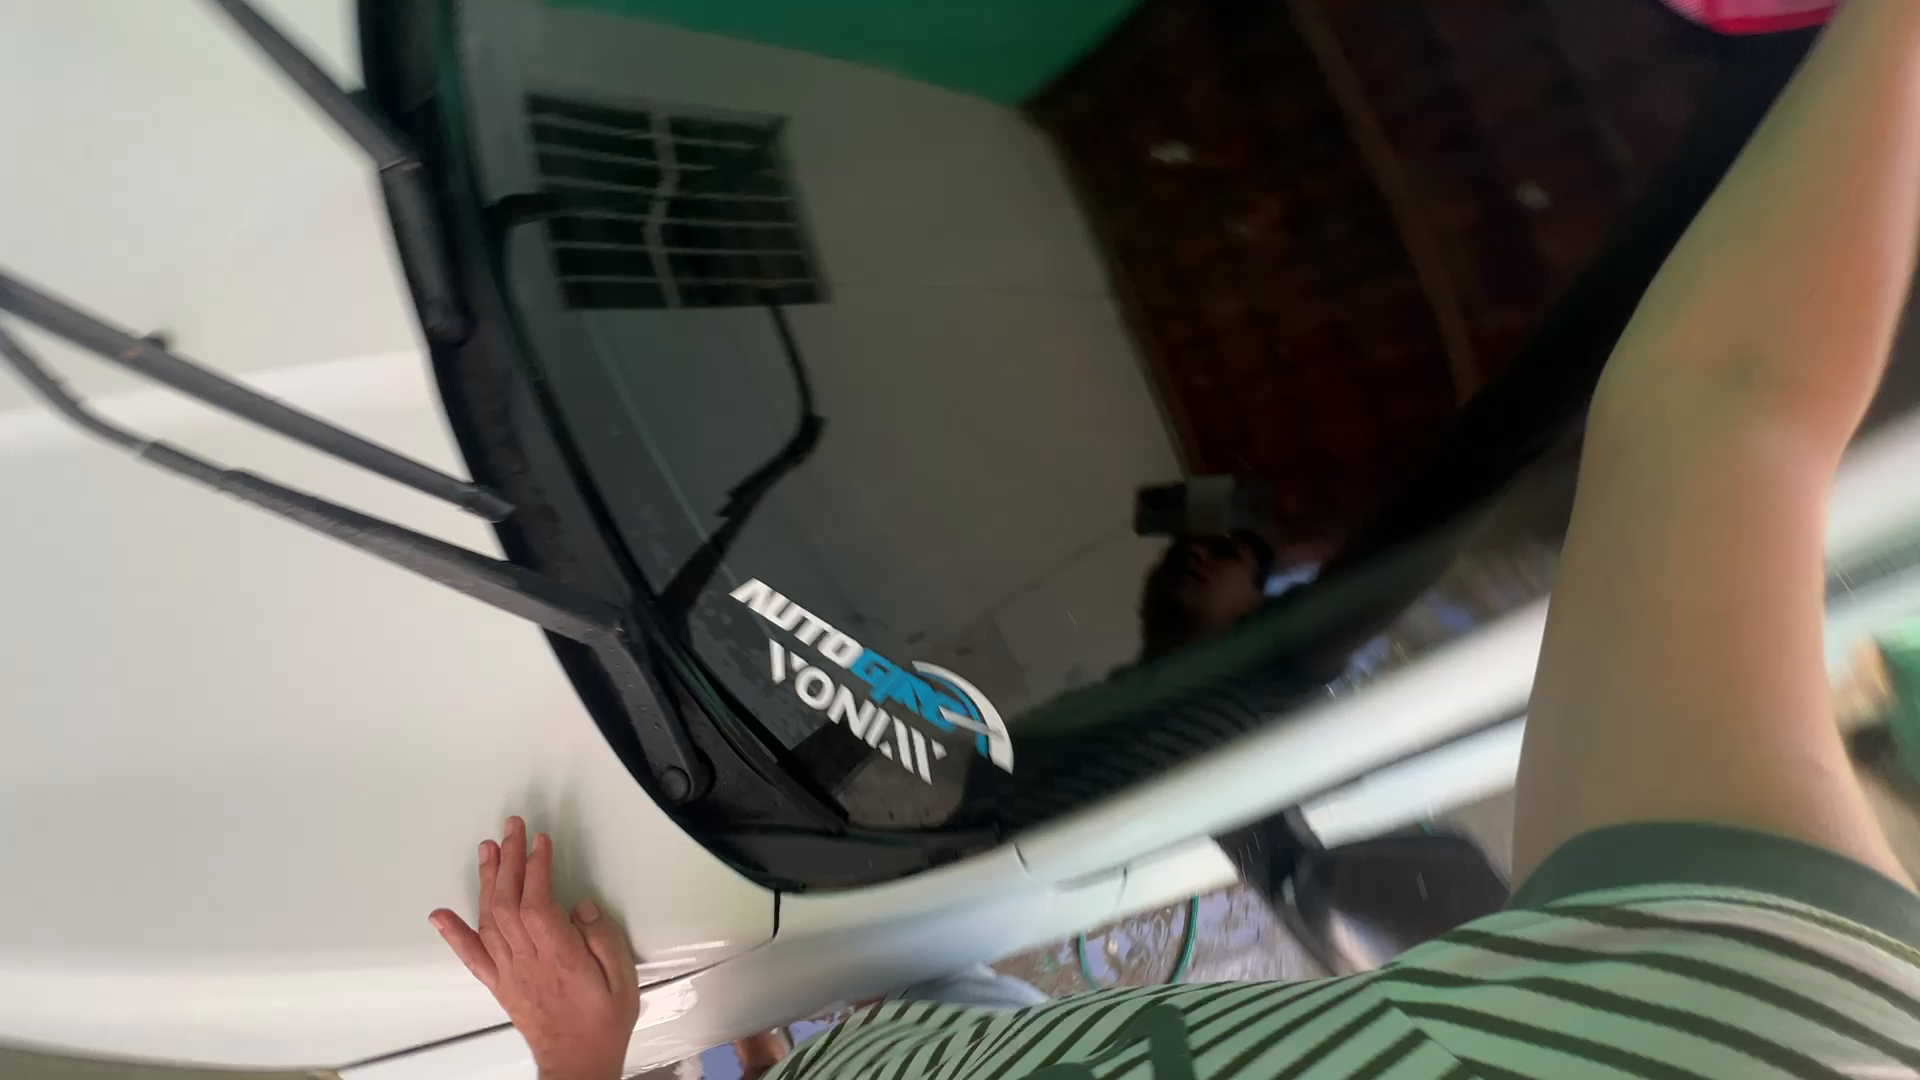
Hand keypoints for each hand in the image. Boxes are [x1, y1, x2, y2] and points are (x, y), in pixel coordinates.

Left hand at [430, 817, 640, 1079]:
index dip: (537, 868)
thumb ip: (601, 937)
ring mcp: (509, 971)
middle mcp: (526, 959)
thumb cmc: (605, 1017)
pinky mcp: (500, 983)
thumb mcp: (621, 973)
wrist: (578, 1062)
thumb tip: (580, 907)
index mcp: (557, 955)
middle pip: (509, 902)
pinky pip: (473, 956)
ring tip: (489, 849)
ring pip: (490, 919)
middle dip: (510, 860)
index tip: (540, 839)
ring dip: (489, 881)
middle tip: (512, 827)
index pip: (538, 902)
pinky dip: (454, 933)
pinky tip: (442, 914)